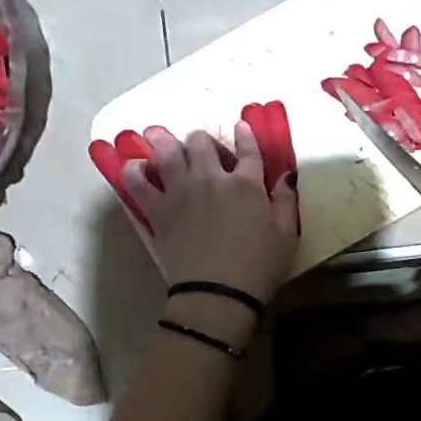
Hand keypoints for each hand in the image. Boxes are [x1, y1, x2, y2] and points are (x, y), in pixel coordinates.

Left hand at [125, 122, 299, 302]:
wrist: (218, 294)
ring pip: (167, 153)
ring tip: (156, 137)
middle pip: (201, 142)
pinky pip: (137, 183)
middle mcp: (211, 179)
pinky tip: (134, 168)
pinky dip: (133, 172)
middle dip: (201, 140)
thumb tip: (286, 176)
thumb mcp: (287, 236)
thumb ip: (286, 202)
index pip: (247, 149)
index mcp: (246, 184)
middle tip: (199, 148)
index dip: (244, 135)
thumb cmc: (259, 268)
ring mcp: (180, 193)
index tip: (240, 126)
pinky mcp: (158, 212)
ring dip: (162, 142)